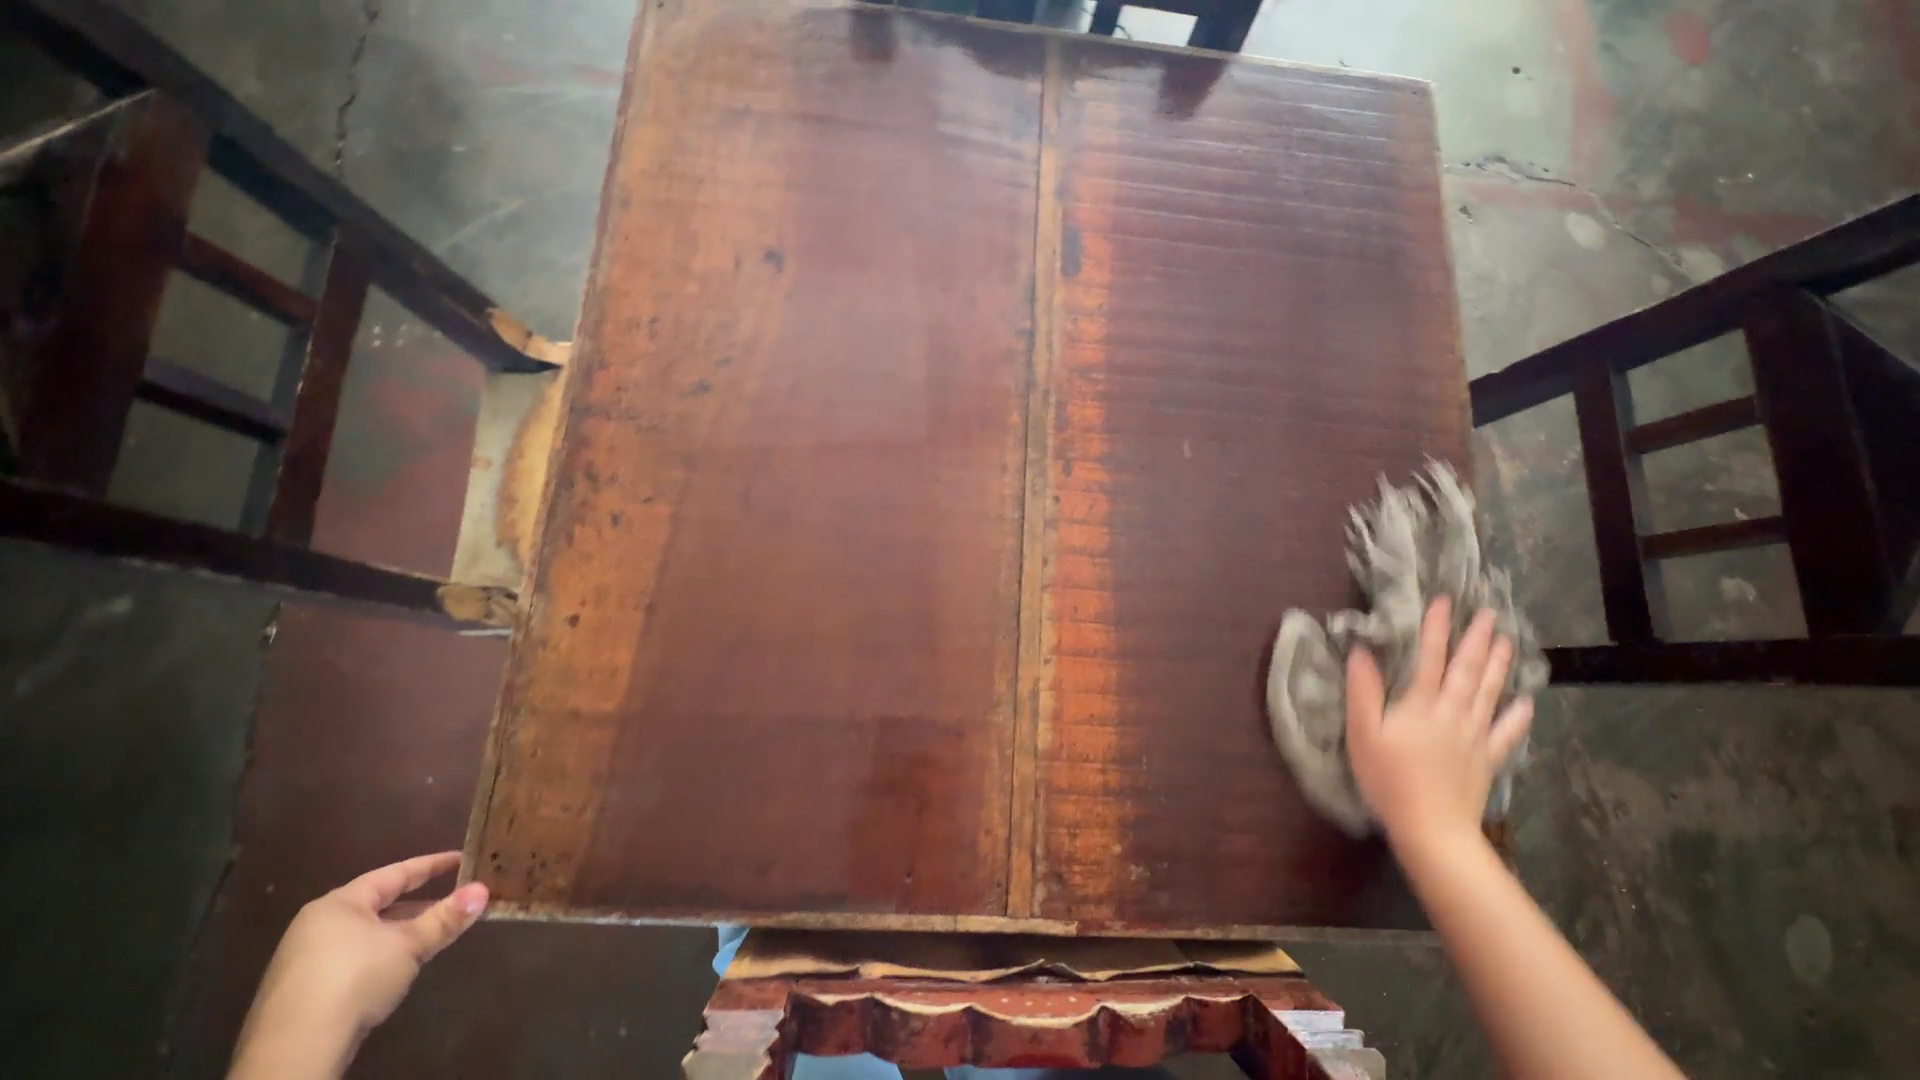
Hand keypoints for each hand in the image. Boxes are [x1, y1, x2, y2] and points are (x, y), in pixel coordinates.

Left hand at [228, 852, 487, 1079]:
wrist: (295, 1049)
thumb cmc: (355, 979)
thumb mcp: (409, 946)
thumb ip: (444, 918)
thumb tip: (483, 889)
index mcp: (340, 904)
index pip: (394, 874)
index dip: (431, 865)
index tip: (461, 858)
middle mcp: (317, 923)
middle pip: (378, 904)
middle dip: (417, 903)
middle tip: (452, 899)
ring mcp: (304, 958)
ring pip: (365, 933)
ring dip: (399, 931)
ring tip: (431, 933)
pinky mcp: (302, 990)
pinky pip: (352, 958)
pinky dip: (380, 954)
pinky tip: (396, 968)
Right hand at [1346, 596, 1533, 851]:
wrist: (1431, 827)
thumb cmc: (1388, 779)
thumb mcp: (1362, 734)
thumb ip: (1363, 691)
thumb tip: (1361, 651)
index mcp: (1421, 704)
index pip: (1430, 657)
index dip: (1437, 628)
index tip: (1445, 601)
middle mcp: (1453, 712)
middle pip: (1467, 669)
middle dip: (1478, 639)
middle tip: (1489, 614)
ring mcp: (1475, 736)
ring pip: (1490, 692)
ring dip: (1499, 665)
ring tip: (1508, 641)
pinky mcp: (1487, 759)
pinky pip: (1506, 732)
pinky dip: (1518, 715)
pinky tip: (1527, 702)